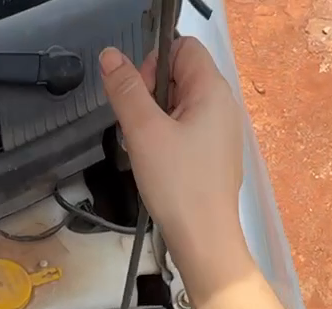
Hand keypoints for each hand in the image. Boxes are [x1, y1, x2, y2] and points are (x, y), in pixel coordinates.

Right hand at [98, 39, 255, 290]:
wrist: (203, 238)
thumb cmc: (177, 185)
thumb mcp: (144, 134)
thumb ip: (126, 91)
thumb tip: (109, 56)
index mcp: (212, 89)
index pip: (181, 47)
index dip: (152, 65)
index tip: (136, 102)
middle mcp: (223, 105)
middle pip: (179, 78)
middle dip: (150, 100)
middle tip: (137, 135)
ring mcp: (222, 133)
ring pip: (180, 109)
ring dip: (155, 125)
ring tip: (147, 156)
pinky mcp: (216, 159)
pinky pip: (187, 135)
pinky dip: (167, 144)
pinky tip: (160, 171)